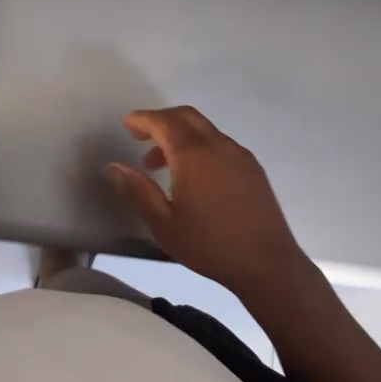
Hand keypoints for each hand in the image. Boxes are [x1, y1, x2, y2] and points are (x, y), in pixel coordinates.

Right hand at [106, 105, 380, 381]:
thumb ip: (136, 190)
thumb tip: (112, 166)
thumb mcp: (162, 223)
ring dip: (180, 136)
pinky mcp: (253, 169)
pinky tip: (193, 177)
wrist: (267, 264)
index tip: (126, 124)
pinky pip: (220, 144)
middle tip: (140, 137)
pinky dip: (199, 147)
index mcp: (194, 154)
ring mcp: (240, 155)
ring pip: (205, 130)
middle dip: (161, 121)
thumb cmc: (209, 245)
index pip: (164, 122)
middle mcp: (218, 145)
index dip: (143, 119)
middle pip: (186, 116)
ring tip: (161, 165)